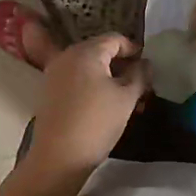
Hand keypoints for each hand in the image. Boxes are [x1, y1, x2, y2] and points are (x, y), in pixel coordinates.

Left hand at [22, 33, 148, 175]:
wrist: (58, 156)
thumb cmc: (96, 122)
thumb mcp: (126, 98)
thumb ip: (139, 75)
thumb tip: (145, 63)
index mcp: (85, 52)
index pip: (114, 39)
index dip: (134, 49)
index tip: (148, 66)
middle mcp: (65, 56)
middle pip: (99, 51)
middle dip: (121, 65)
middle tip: (140, 84)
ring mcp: (53, 73)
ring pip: (87, 67)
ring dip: (108, 78)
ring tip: (127, 99)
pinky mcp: (48, 91)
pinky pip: (75, 79)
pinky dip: (92, 86)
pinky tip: (105, 105)